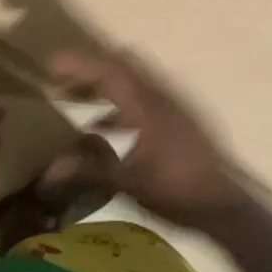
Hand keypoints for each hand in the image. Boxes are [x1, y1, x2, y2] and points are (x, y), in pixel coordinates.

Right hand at [47, 48, 247, 227]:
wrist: (224, 207)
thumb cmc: (175, 191)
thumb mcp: (126, 183)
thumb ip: (87, 170)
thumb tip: (48, 171)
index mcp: (145, 108)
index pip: (109, 72)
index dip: (79, 65)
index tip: (51, 64)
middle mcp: (159, 100)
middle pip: (122, 67)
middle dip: (90, 68)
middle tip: (61, 79)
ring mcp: (171, 109)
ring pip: (133, 81)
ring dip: (104, 83)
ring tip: (77, 96)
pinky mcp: (178, 122)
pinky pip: (142, 98)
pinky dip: (119, 101)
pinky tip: (103, 124)